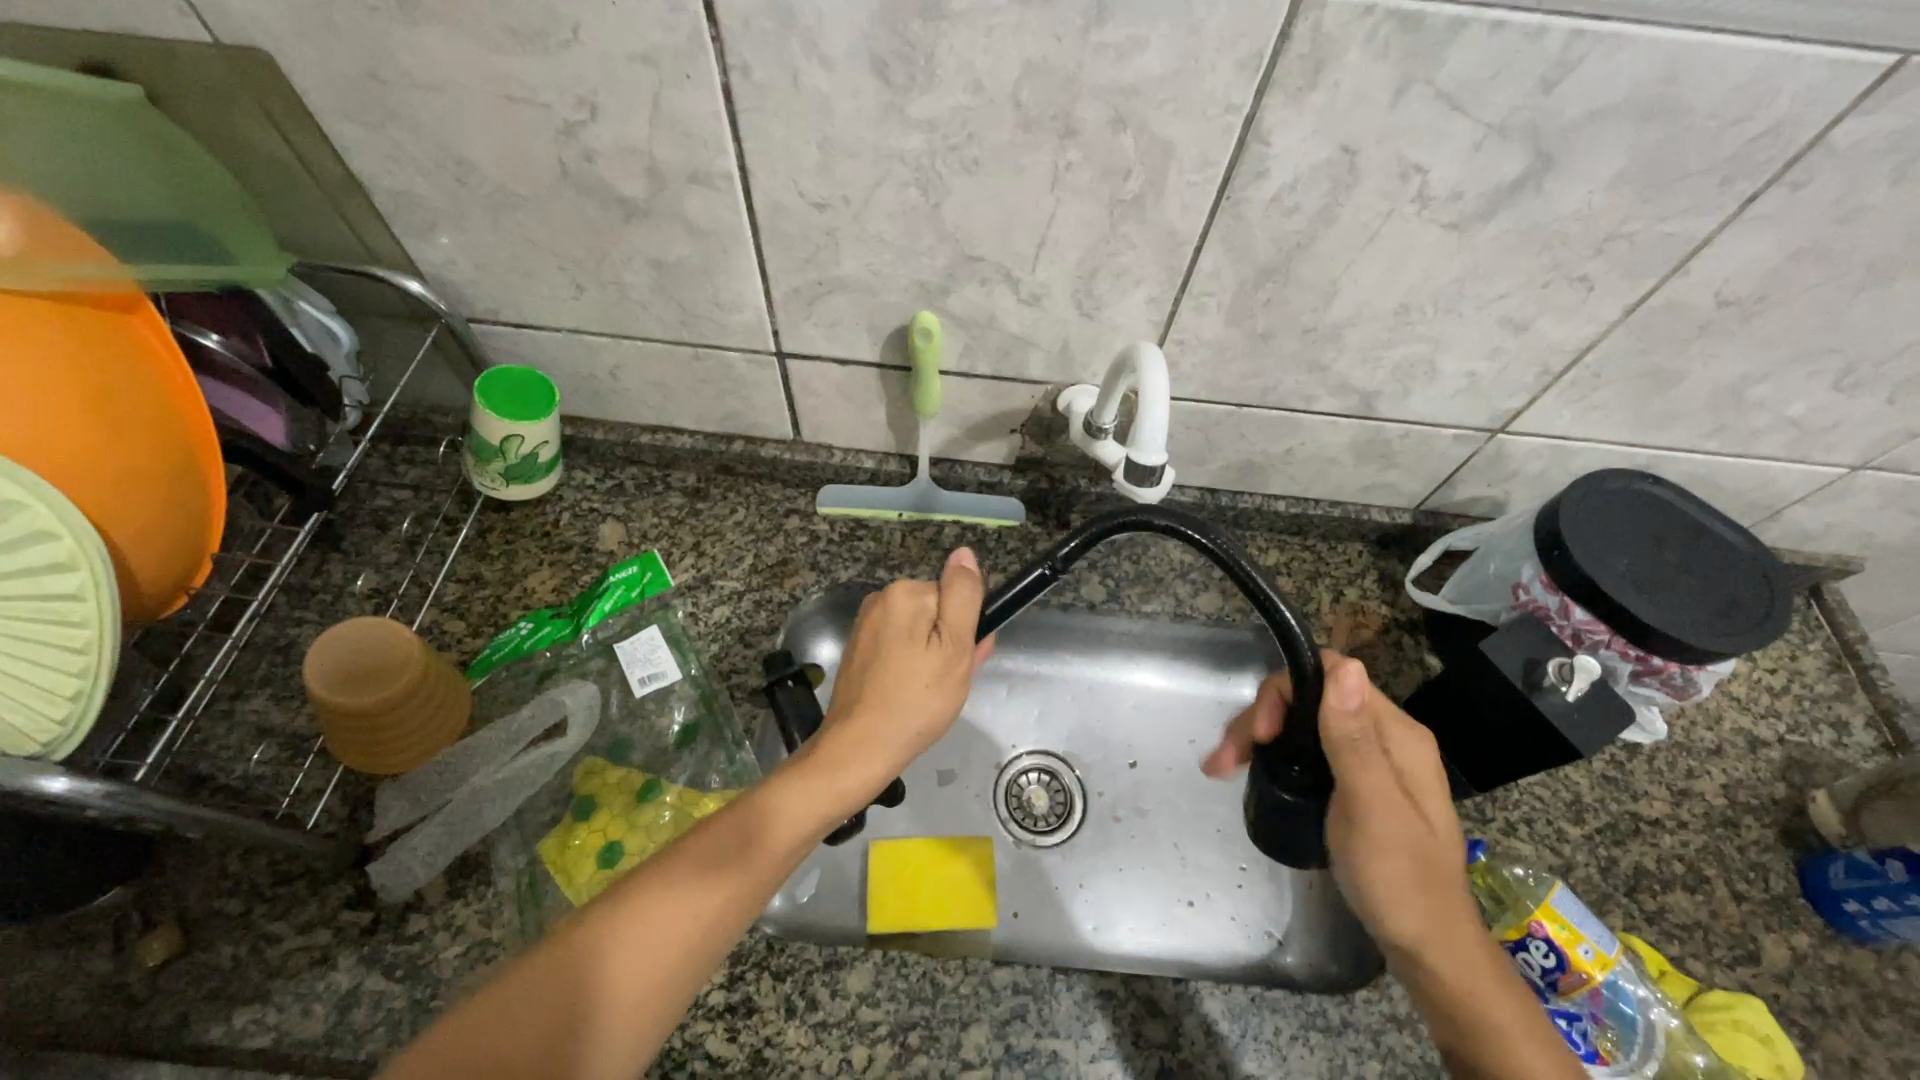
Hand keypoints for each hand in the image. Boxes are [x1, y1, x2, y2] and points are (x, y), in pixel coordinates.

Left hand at [808, 548, 994, 802]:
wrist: (859, 748)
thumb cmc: (916, 700)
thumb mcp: (954, 648)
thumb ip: (963, 596)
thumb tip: (965, 553)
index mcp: (904, 593)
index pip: (955, 596)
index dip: (967, 630)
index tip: (965, 660)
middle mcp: (880, 600)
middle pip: (936, 613)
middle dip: (950, 644)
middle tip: (949, 682)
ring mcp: (866, 626)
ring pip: (919, 633)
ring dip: (933, 657)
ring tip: (931, 693)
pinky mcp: (859, 650)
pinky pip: (899, 649)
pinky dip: (911, 667)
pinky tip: (912, 695)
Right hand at [1202, 651, 1481, 956]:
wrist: (1427, 946)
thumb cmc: (1399, 879)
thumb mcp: (1372, 807)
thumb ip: (1354, 738)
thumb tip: (1344, 664)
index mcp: (1396, 734)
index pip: (1331, 675)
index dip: (1286, 692)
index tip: (1261, 737)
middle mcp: (1385, 738)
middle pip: (1310, 699)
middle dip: (1261, 719)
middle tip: (1224, 763)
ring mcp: (1371, 762)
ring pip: (1304, 725)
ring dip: (1259, 738)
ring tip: (1222, 770)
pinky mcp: (1356, 786)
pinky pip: (1308, 751)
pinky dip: (1275, 757)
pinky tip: (1249, 775)